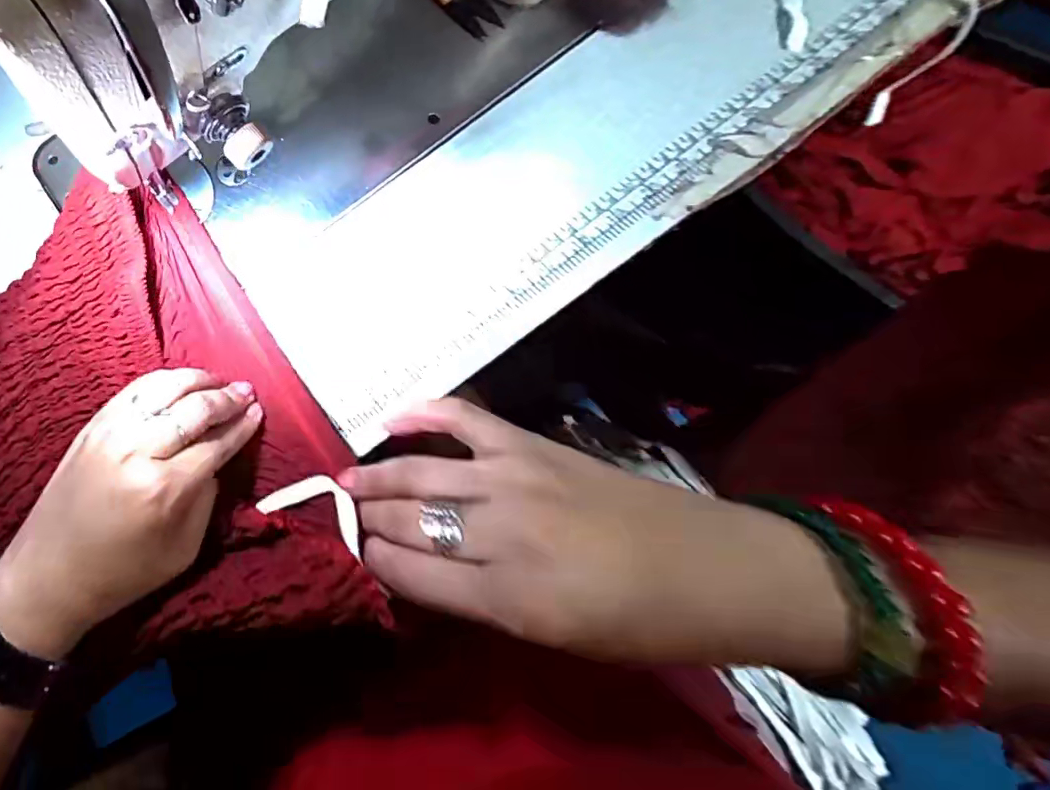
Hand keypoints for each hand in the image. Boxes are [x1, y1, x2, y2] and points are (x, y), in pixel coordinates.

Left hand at [0, 369, 263, 659]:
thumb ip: (206, 499)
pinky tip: (180, 383)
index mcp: (163, 489)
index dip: (242, 425)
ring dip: (198, 379)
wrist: (48, 575)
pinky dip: (163, 380)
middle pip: (194, 408)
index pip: (215, 443)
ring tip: (218, 381)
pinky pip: (135, 390)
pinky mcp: (93, 426)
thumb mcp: (182, 552)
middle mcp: (138, 451)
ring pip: (164, 387)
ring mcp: (111, 433)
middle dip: (227, 397)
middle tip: (247, 392)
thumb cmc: (121, 574)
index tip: (259, 411)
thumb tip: (218, 458)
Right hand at [340, 398, 856, 672]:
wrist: (713, 566)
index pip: (412, 573)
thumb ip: (481, 600)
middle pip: (409, 520)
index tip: (351, 554)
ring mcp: (513, 478)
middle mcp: (501, 531)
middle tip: (336, 515)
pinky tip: (394, 419)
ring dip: (375, 476)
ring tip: (343, 480)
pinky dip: (425, 414)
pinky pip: (463, 420)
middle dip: (364, 519)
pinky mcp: (530, 444)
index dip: (373, 562)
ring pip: (420, 473)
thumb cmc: (637, 621)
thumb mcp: (551, 636)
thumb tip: (419, 570)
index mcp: (509, 597)